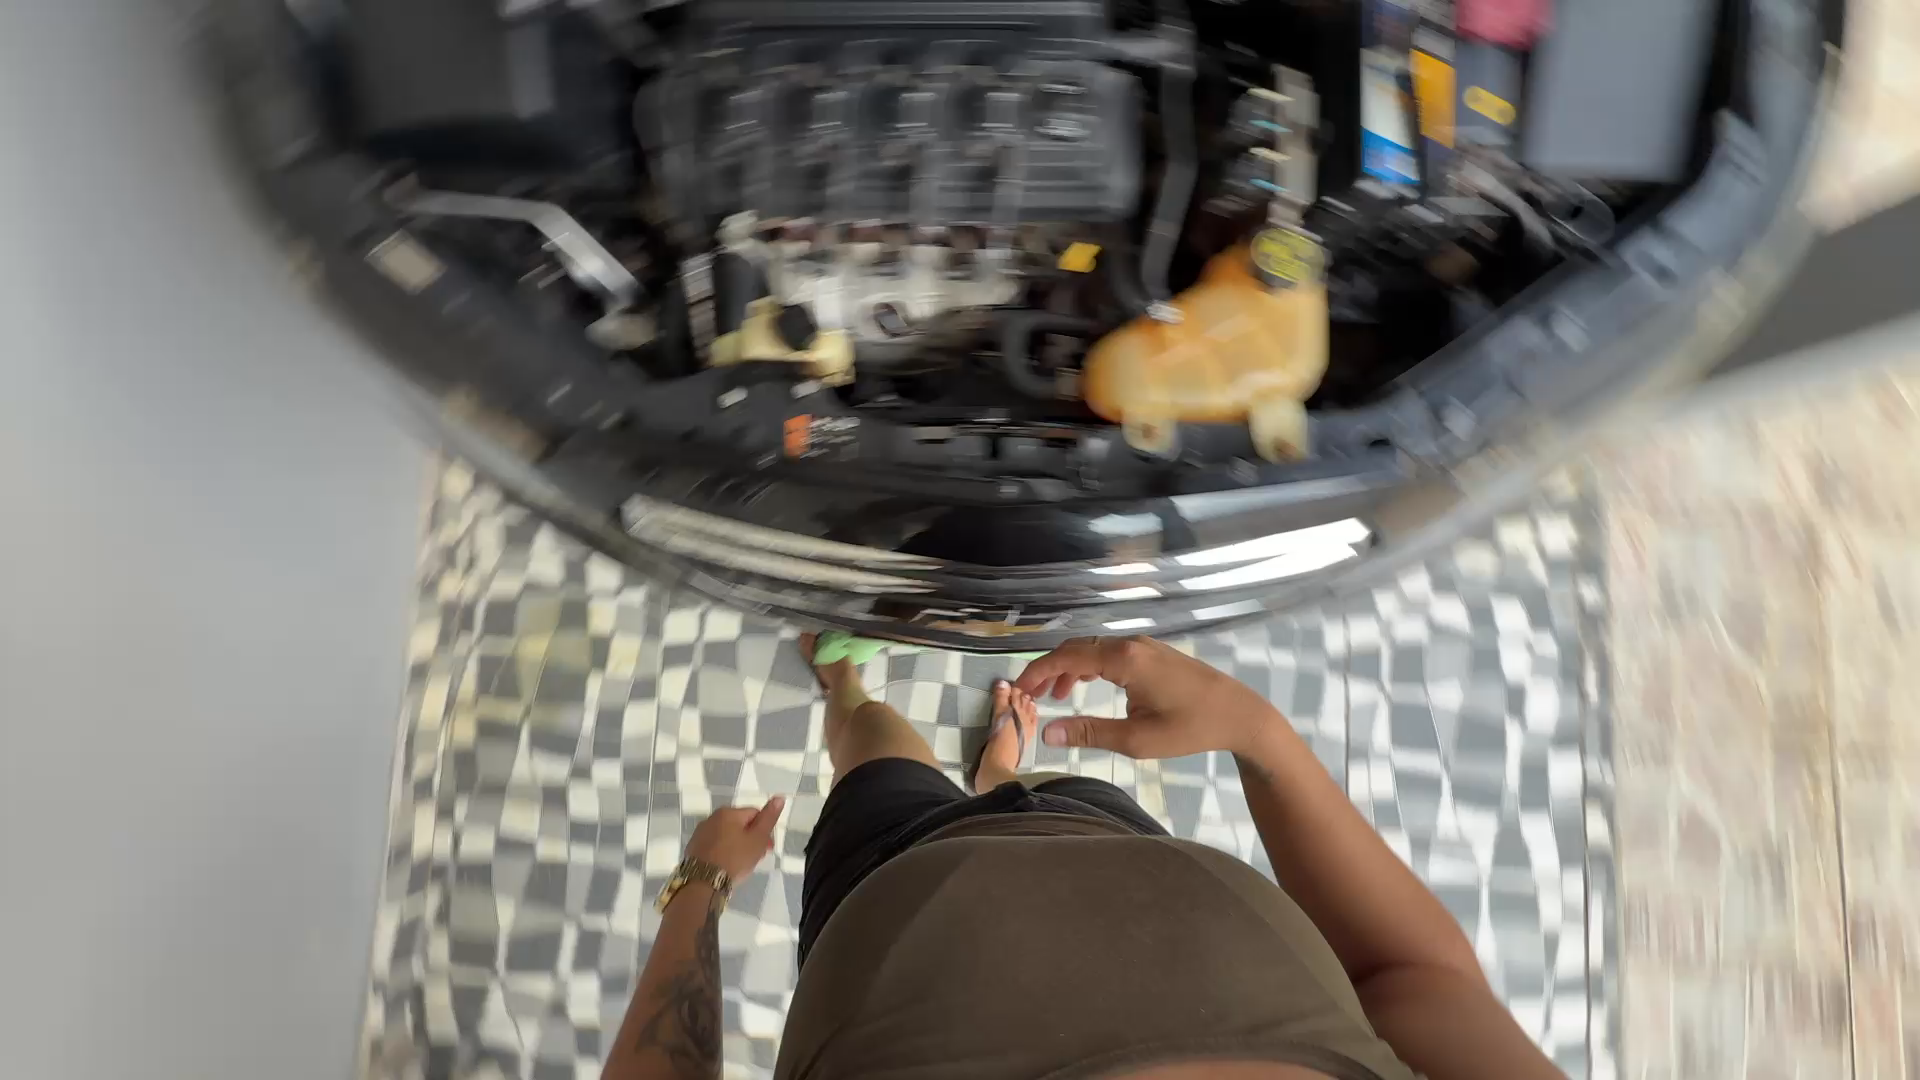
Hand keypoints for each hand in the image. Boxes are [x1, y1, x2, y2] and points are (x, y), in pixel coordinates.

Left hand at [685, 797, 785, 880]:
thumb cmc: (734, 859)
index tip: (767, 848)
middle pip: (739, 825)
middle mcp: (712, 818)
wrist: (701, 884)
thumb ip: (769, 818)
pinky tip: (726, 867)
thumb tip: (779, 797)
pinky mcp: (692, 849)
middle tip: (756, 858)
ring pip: (726, 836)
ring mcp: (700, 834)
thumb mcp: (757, 839)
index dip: (764, 830)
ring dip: (737, 846)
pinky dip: (723, 853)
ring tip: (742, 865)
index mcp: (729, 812)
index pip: (755, 814)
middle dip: (751, 839)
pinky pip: (714, 846)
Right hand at [1015, 636, 1283, 759]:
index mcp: (1124, 659)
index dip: (1037, 672)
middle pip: (1076, 647)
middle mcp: (1130, 644)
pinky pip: (1108, 650)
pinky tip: (1085, 684)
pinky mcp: (1152, 651)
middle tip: (1030, 695)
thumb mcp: (1137, 739)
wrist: (1240, 714)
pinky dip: (1088, 664)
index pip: (1067, 657)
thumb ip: (1089, 733)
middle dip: (1048, 668)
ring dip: (1068, 666)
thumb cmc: (1190, 728)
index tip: (1018, 690)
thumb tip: (1046, 733)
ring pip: (1092, 647)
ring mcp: (1143, 644)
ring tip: (1054, 695)